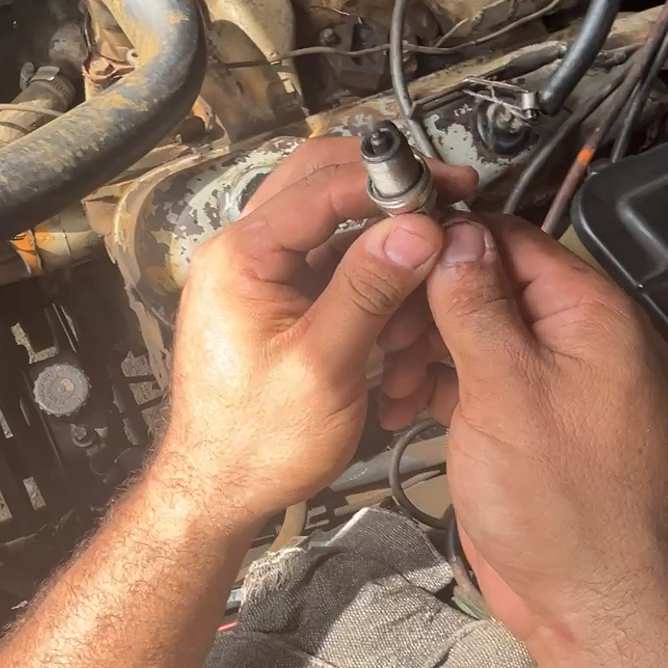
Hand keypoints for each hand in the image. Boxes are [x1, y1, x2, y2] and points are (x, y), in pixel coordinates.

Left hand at [151, 136, 475, 521]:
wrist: (218, 489)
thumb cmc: (256, 440)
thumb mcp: (322, 364)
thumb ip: (368, 290)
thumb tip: (418, 227)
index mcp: (239, 257)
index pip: (320, 186)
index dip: (390, 178)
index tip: (449, 183)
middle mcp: (241, 255)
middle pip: (317, 188)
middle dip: (382, 194)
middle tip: (441, 205)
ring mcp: (257, 278)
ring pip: (328, 230)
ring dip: (378, 245)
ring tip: (422, 283)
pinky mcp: (275, 304)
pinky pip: (326, 270)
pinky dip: (366, 282)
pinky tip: (396, 316)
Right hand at [387, 214, 667, 641]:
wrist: (584, 601)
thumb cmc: (557, 496)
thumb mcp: (508, 391)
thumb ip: (477, 308)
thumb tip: (453, 232)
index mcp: (583, 313)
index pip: (509, 240)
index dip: (446, 240)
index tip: (384, 252)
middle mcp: (562, 336)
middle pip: (479, 285)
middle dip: (423, 304)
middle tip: (376, 332)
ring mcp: (532, 379)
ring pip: (463, 332)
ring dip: (418, 347)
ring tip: (384, 379)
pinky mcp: (507, 417)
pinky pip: (462, 377)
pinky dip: (427, 383)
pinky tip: (395, 403)